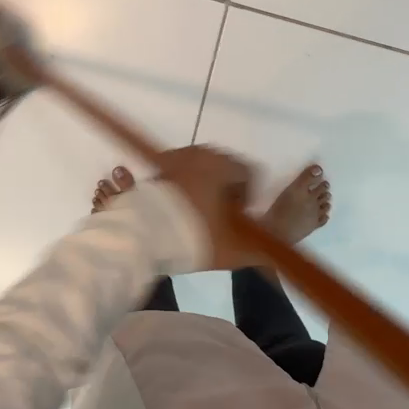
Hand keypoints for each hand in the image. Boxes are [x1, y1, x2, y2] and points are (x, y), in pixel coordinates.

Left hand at [150, 145, 255, 271]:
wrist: (138, 237)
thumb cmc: (192, 237)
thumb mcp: (232, 250)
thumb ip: (257, 250)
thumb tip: (270, 254)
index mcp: (221, 164)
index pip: (249, 173)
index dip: (250, 197)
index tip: (243, 219)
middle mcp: (198, 153)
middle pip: (223, 168)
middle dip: (226, 191)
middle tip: (223, 219)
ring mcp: (171, 159)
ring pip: (198, 171)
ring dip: (204, 189)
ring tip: (199, 218)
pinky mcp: (151, 171)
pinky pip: (176, 176)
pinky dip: (182, 190)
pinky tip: (178, 214)